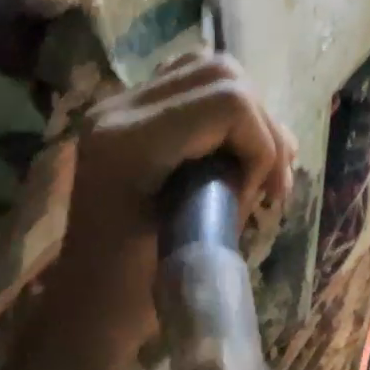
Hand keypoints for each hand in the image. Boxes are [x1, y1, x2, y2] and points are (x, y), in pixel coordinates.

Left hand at [43, 51, 295, 355]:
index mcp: (130, 142)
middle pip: (222, 72)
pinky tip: (232, 153)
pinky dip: (225, 112)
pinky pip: (191, 84)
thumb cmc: (138, 291)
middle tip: (268, 183)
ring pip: (210, 68)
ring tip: (258, 168)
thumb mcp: (197, 245)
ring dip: (248, 116)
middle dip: (260, 126)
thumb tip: (278, 162)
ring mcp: (121, 105)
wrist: (90, 300)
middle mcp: (120, 109)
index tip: (263, 196)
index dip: (262, 145)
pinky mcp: (130, 113)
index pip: (228, 102)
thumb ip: (236, 190)